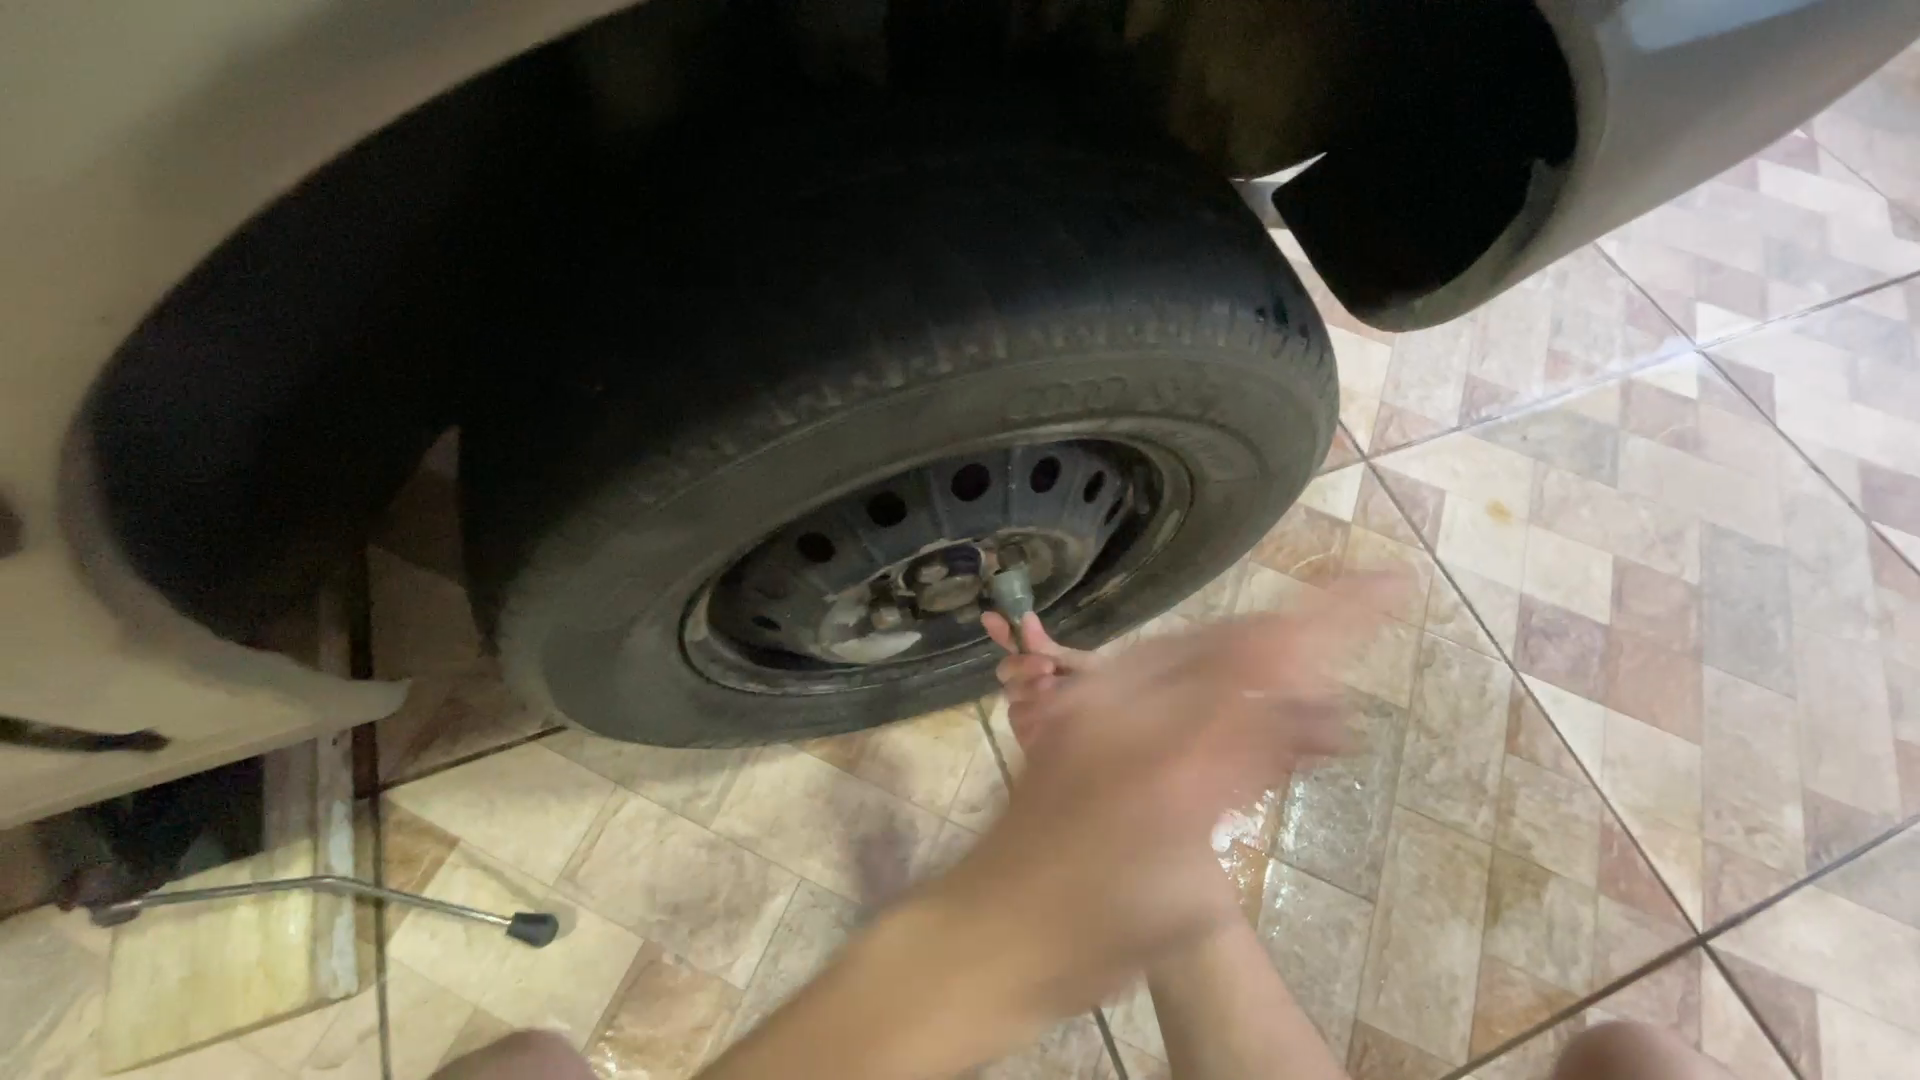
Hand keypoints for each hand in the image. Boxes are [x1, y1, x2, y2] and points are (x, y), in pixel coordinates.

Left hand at [930, 574, 1400, 1019]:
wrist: (989, 927)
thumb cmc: (1096, 933)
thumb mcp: (1195, 888)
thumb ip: (1246, 787)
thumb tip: (1319, 718)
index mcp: (1167, 756)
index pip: (1266, 660)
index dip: (1333, 617)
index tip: (1385, 588)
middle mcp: (1125, 707)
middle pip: (1228, 640)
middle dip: (1295, 639)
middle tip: (1339, 662)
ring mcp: (1089, 702)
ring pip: (1189, 645)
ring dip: (1248, 655)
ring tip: (1293, 689)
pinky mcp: (1070, 707)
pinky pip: (1152, 664)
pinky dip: (1201, 669)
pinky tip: (1225, 695)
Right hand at [979, 611, 1097, 751]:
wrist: (1117, 735)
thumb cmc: (1105, 697)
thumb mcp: (1082, 666)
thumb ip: (1048, 648)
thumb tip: (1025, 617)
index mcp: (1045, 663)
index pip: (1016, 645)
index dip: (1002, 631)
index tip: (989, 617)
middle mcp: (1030, 685)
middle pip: (1006, 668)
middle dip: (1023, 664)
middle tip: (1047, 666)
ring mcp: (1026, 709)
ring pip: (1012, 691)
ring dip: (1032, 687)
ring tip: (1057, 691)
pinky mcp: (1026, 734)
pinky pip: (1019, 714)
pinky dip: (1034, 709)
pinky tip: (1052, 713)